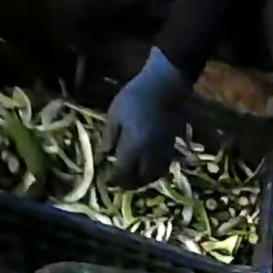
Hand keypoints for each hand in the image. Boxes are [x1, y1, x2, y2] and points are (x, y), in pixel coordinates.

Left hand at [103, 48, 191, 187]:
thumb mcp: (114, 115)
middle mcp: (148, 156)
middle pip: (138, 180)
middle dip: (127, 184)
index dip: (112, 179)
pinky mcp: (170, 149)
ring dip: (141, 181)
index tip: (105, 181)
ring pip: (151, 177)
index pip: (121, 172)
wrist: (162, 88)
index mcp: (132, 148)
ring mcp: (161, 154)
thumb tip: (102, 157)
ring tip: (132, 178)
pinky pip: (162, 168)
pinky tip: (147, 169)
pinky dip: (153, 173)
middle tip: (118, 182)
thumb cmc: (134, 98)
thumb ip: (108, 138)